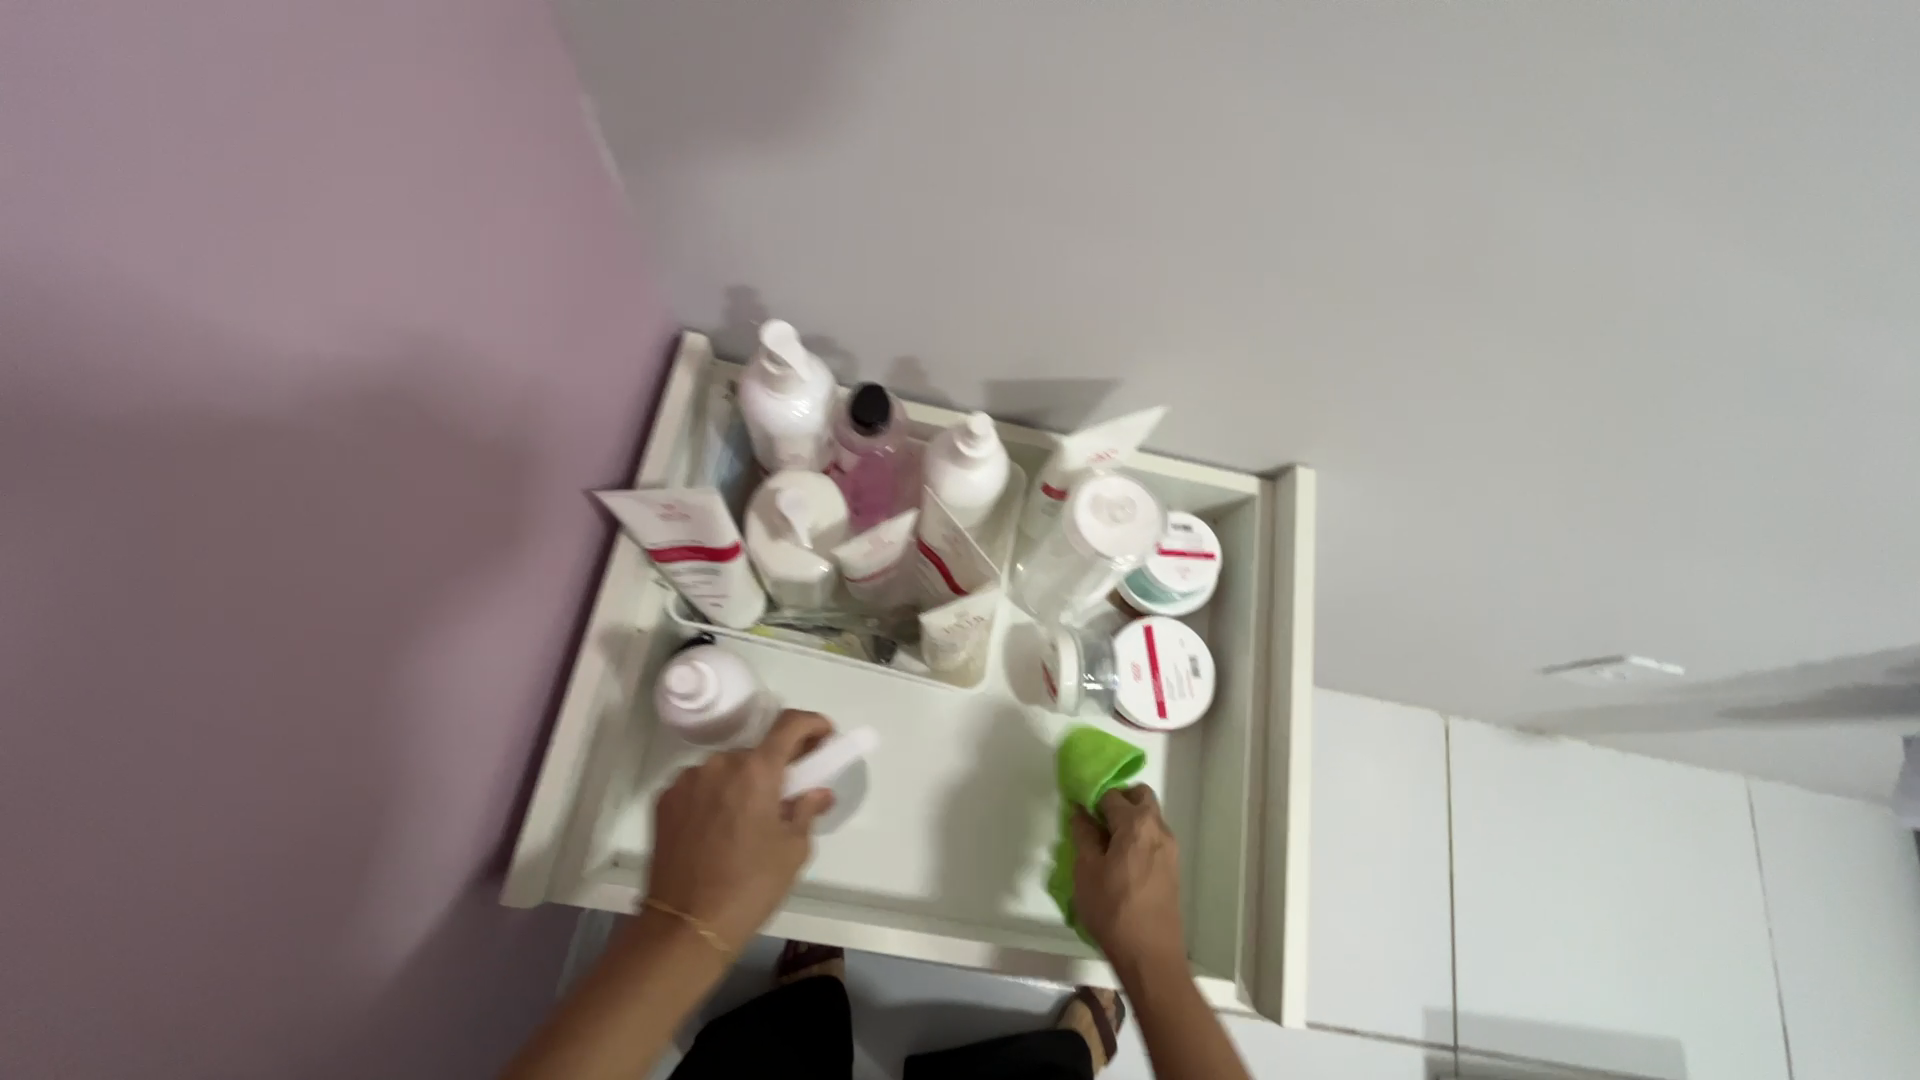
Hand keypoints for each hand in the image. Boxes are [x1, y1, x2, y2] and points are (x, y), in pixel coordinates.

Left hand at [645, 709, 836, 950]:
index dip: (812, 724)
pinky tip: (717, 830)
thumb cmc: (751, 885)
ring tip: (746, 822)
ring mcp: (687, 780)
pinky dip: (715, 796)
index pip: (790, 723)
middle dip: (776, 768)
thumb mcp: (793, 849)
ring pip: (726, 769)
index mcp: (757, 769)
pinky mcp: (664, 800)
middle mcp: (720, 763)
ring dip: (742, 783)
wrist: (685, 926)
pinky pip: (700, 786)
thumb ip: (808, 809)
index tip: (824, 738)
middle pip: (757, 751)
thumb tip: (817, 792)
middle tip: (786, 797)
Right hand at [1070, 784, 1186, 975]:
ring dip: (1128, 821)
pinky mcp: (1173, 868)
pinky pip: (1153, 838)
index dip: (1092, 799)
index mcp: (1136, 824)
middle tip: (1095, 822)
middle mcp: (1159, 829)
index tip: (1077, 812)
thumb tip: (1081, 811)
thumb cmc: (1112, 909)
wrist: (1150, 956)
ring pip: (1149, 818)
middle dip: (1117, 801)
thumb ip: (1083, 834)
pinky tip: (1120, 863)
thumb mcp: (1086, 870)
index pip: (1112, 794)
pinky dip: (1137, 838)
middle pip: (1139, 796)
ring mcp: (1170, 849)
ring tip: (1104, 846)